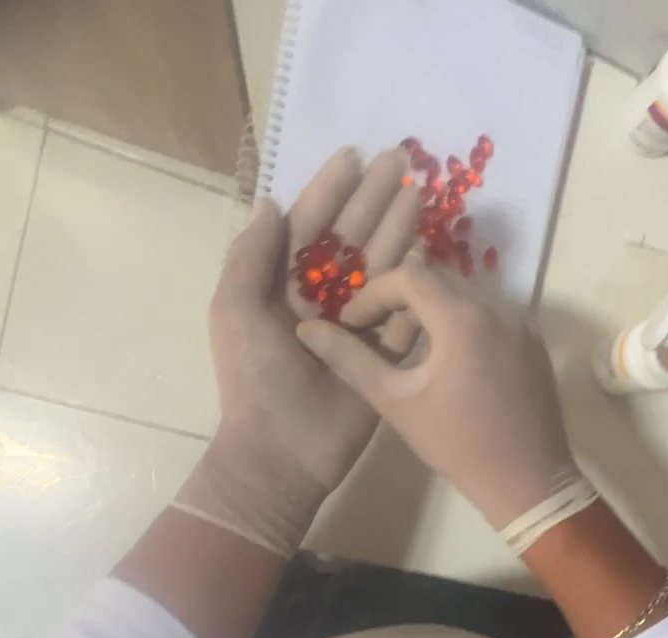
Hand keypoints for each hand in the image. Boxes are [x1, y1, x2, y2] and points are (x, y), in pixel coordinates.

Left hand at [171, 147, 421, 554]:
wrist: (284, 453)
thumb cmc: (254, 380)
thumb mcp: (235, 311)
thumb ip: (251, 256)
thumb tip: (270, 203)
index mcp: (282, 284)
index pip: (310, 225)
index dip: (330, 190)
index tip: (354, 155)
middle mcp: (322, 298)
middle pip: (353, 240)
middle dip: (375, 200)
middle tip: (403, 162)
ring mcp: (356, 326)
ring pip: (382, 270)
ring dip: (401, 232)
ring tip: (423, 196)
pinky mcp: (383, 355)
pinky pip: (404, 315)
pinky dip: (416, 287)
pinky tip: (432, 254)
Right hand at [293, 265, 594, 551]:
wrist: (528, 481)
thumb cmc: (459, 446)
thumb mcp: (398, 404)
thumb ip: (353, 360)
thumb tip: (309, 329)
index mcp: (464, 319)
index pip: (409, 276)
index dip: (373, 294)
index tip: (352, 323)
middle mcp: (500, 307)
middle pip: (440, 278)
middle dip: (402, 296)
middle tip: (374, 327)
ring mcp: (524, 323)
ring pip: (468, 293)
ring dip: (433, 307)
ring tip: (406, 339)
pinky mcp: (536, 341)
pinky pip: (493, 312)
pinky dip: (464, 320)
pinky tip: (446, 353)